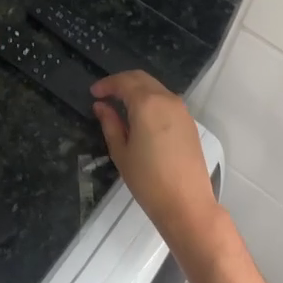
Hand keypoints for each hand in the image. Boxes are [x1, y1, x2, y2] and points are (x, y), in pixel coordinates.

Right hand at [92, 71, 222, 253]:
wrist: (187, 204)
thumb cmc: (148, 180)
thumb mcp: (121, 152)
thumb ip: (110, 124)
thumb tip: (102, 106)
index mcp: (147, 104)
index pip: (123, 82)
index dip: (106, 85)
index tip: (93, 93)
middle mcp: (167, 100)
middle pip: (141, 79)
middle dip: (122, 82)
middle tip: (105, 94)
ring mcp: (181, 110)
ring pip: (156, 88)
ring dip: (137, 90)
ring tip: (121, 106)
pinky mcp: (189, 123)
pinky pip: (166, 101)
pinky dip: (151, 101)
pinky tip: (141, 117)